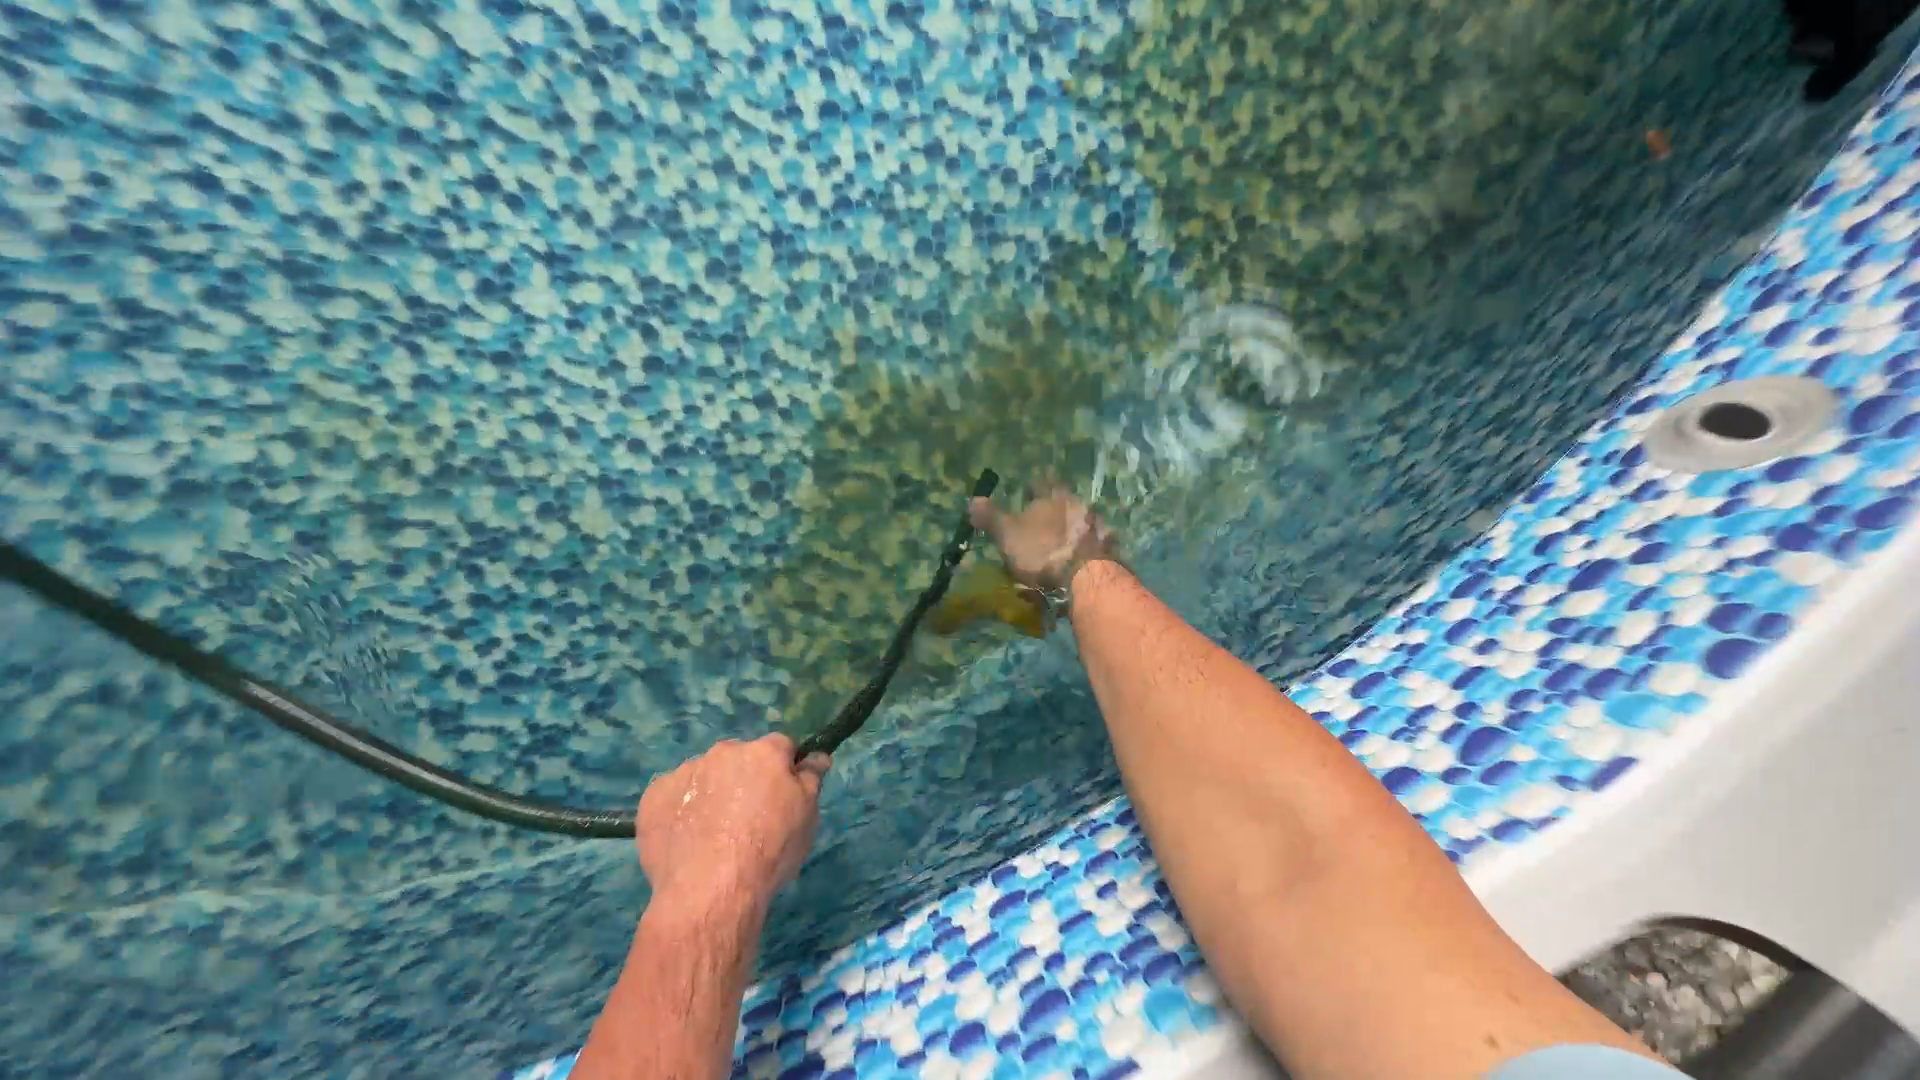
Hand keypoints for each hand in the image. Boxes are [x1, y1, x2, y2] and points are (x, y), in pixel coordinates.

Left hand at [636, 734, 829, 917]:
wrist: (710, 890)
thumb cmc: (769, 850)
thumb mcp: (807, 816)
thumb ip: (811, 779)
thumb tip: (816, 756)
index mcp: (763, 752)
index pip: (781, 746)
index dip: (784, 769)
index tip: (782, 796)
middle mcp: (723, 752)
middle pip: (739, 758)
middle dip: (745, 779)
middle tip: (748, 819)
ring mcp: (685, 772)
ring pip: (705, 776)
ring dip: (712, 793)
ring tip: (713, 835)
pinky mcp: (653, 796)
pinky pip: (673, 795)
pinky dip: (681, 810)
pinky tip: (686, 839)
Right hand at [968, 485, 1115, 589]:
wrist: (1086, 576)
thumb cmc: (1042, 551)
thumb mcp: (1008, 535)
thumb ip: (991, 517)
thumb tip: (972, 500)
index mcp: (1053, 497)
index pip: (1042, 482)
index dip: (1035, 484)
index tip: (1030, 485)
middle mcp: (1078, 505)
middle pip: (1065, 500)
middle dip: (1056, 505)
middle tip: (1046, 514)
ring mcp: (1097, 526)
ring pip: (1083, 519)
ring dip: (1075, 524)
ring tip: (1065, 536)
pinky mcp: (1110, 548)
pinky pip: (1097, 542)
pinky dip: (1089, 545)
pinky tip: (1084, 555)